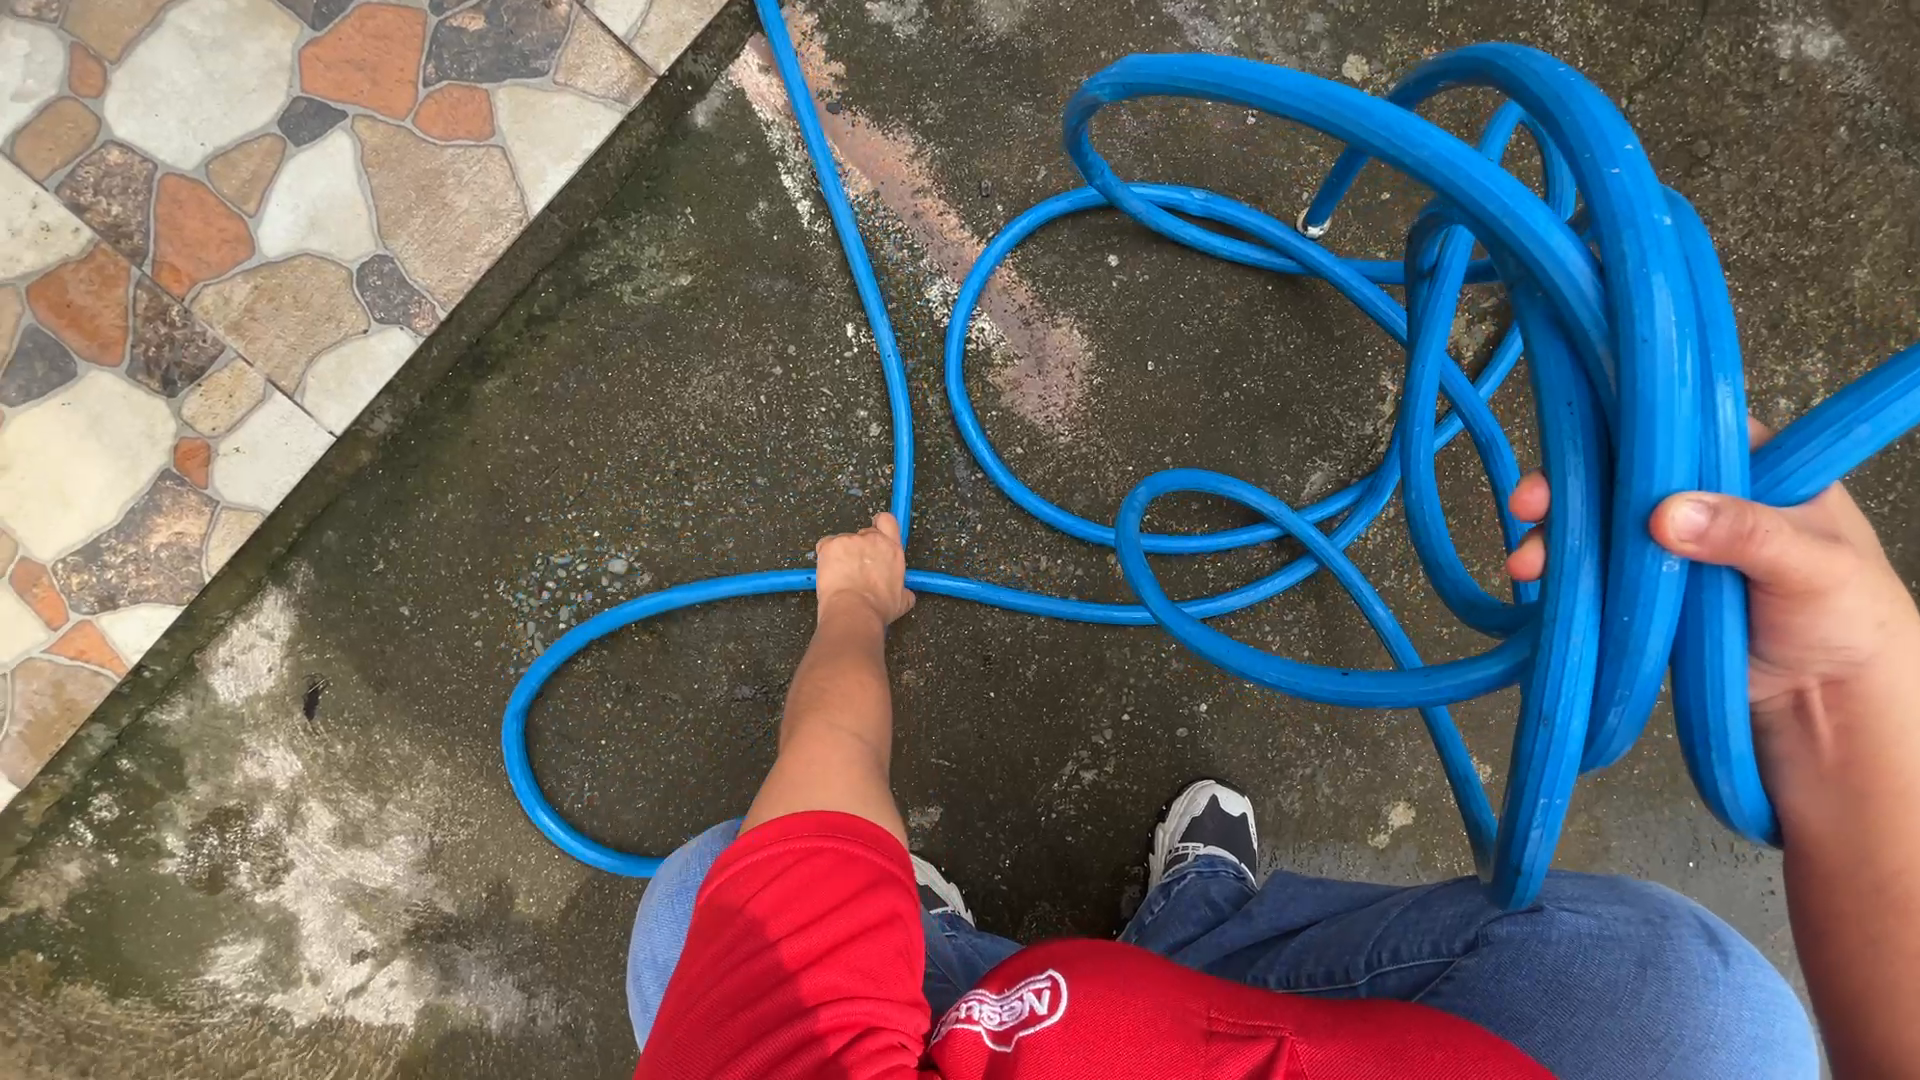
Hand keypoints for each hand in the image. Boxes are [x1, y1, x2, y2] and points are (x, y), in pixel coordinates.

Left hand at [814, 513, 914, 625]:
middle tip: (854, 566)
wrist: (853, 610)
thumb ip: (903, 590)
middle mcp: (874, 540)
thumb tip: (906, 595)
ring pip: (843, 541)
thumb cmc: (876, 608)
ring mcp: (851, 540)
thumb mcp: (901, 601)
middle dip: (858, 547)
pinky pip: (825, 545)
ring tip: (841, 576)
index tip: (875, 531)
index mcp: (893, 550)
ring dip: (841, 554)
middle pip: (864, 533)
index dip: (880, 524)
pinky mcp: (831, 544)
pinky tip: (830, 573)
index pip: (888, 522)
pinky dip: (826, 556)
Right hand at [1504, 431, 1919, 722]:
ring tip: (1527, 564)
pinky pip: (1587, 564)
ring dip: (1550, 536)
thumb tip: (1663, 514)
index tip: (1577, 457)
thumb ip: (1748, 534)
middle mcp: (1694, 496)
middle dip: (1562, 489)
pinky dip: (1555, 568)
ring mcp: (1659, 541)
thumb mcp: (1815, 567)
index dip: (1621, 437)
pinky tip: (1532, 576)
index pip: (1677, 433)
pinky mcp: (1634, 581)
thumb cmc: (1846, 618)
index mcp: (1747, 470)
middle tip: (1527, 506)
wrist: (1821, 697)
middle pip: (1614, 475)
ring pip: (1590, 521)